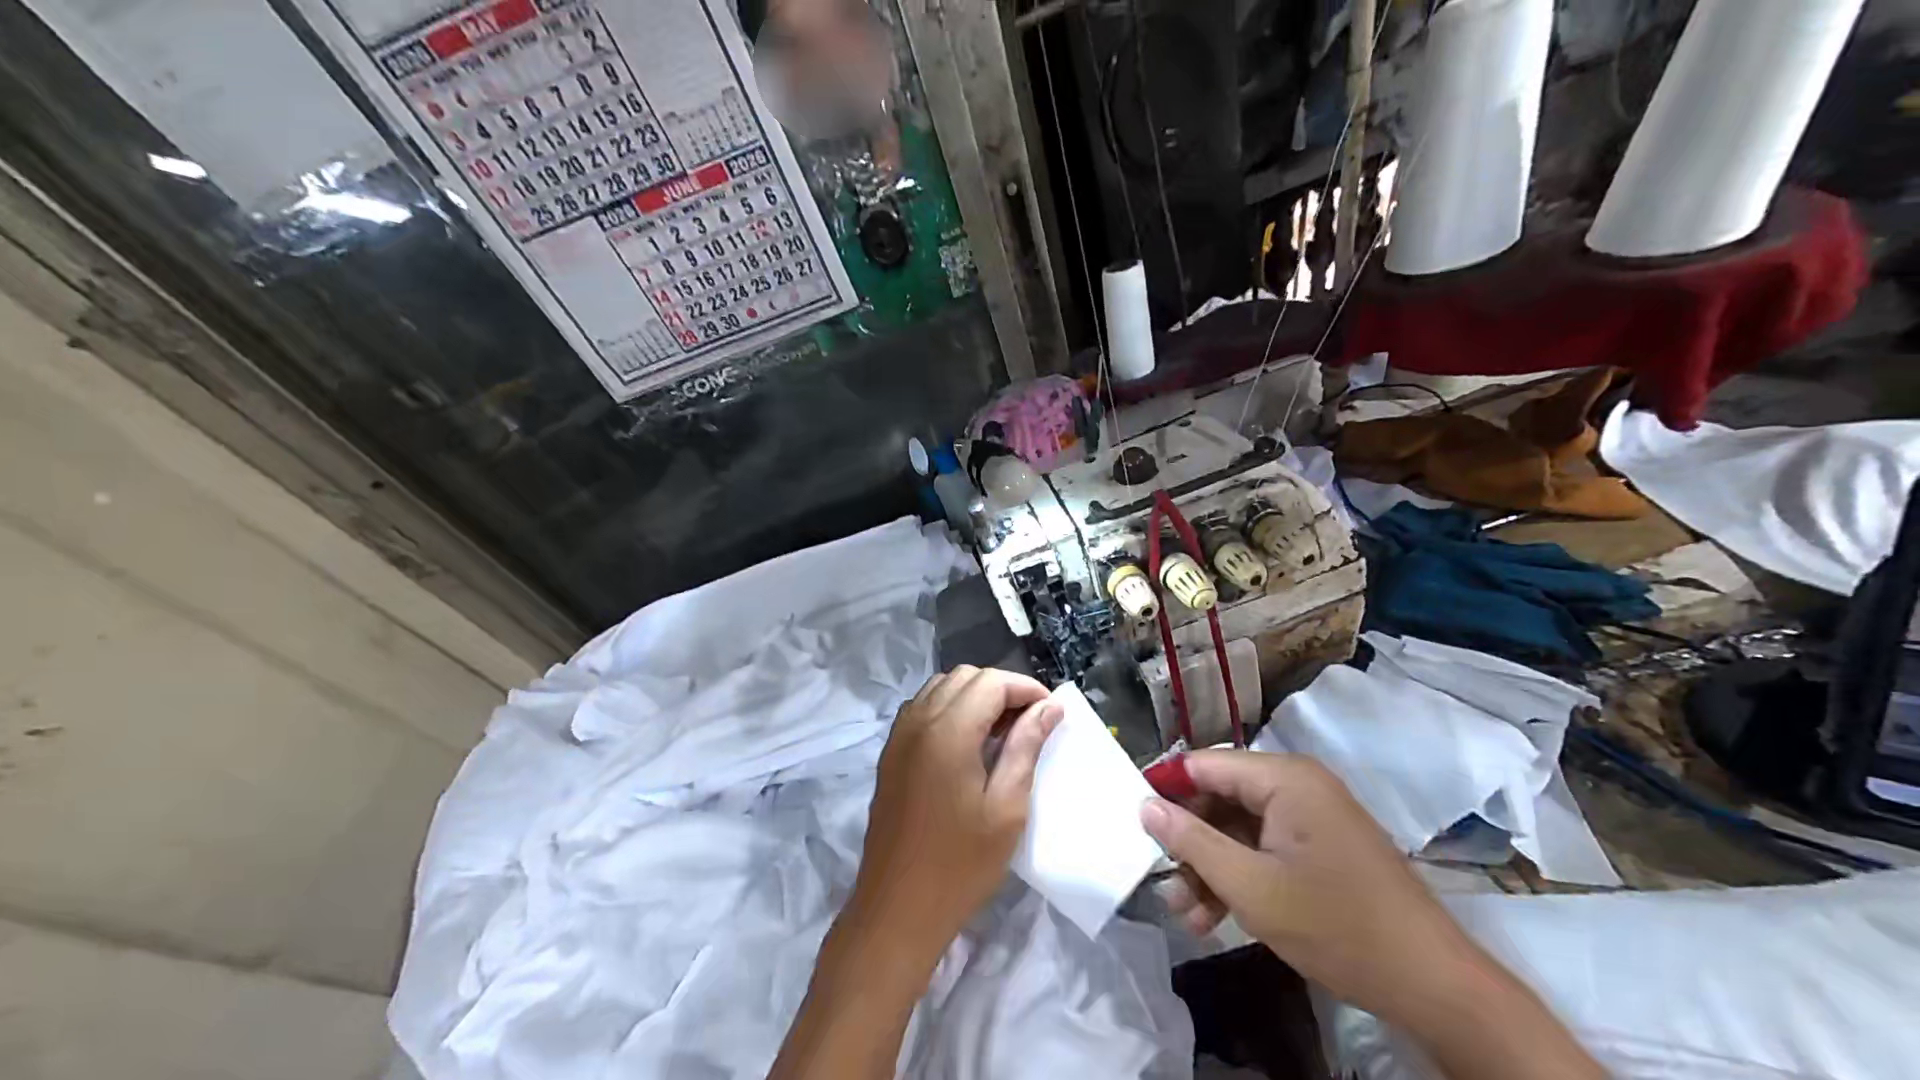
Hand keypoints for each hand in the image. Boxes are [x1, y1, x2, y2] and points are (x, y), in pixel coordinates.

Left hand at [845, 666, 1061, 960]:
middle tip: (1031, 724)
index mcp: (947, 731)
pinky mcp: (890, 753)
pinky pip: (923, 709)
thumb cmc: (960, 864)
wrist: (897, 908)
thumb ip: (1026, 747)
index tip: (1051, 714)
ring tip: (1003, 733)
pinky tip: (969, 744)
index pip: (991, 682)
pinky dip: (950, 710)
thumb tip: (1048, 708)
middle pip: (964, 677)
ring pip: (941, 688)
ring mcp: (898, 736)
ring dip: (975, 697)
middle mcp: (917, 720)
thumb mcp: (1007, 807)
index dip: (1026, 689)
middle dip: (1002, 689)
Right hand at [1140, 751, 1486, 1027]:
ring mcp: (1310, 819)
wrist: (1432, 984)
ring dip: (1208, 868)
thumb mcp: (1250, 886)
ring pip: (1237, 830)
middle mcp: (1297, 787)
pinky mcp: (1319, 848)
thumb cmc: (1336, 924)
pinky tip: (1214, 918)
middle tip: (1162, 881)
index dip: (1165, 790)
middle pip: (1219, 798)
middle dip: (1188, 842)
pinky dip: (1238, 878)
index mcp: (1284, 778)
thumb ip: (1192, 841)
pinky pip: (1262, 849)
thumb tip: (1144, 805)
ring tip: (1186, 913)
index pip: (1203, 765)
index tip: (1133, 822)